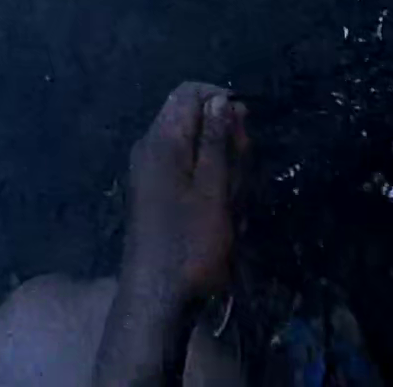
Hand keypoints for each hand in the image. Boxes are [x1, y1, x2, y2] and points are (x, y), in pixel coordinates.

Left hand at [117, 82, 248, 309]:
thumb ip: (216, 139)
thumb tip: (219, 99)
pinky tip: (220, 203)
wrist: (155, 300)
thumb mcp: (213, 188)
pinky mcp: (152, 190)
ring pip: (189, 143)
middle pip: (189, 116)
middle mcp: (149, 145)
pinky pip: (182, 166)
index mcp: (161, 138)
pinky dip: (204, 175)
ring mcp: (148, 169)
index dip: (218, 98)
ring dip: (217, 158)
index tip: (244, 124)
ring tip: (235, 191)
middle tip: (244, 163)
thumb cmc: (190, 242)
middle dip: (221, 132)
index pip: (188, 92)